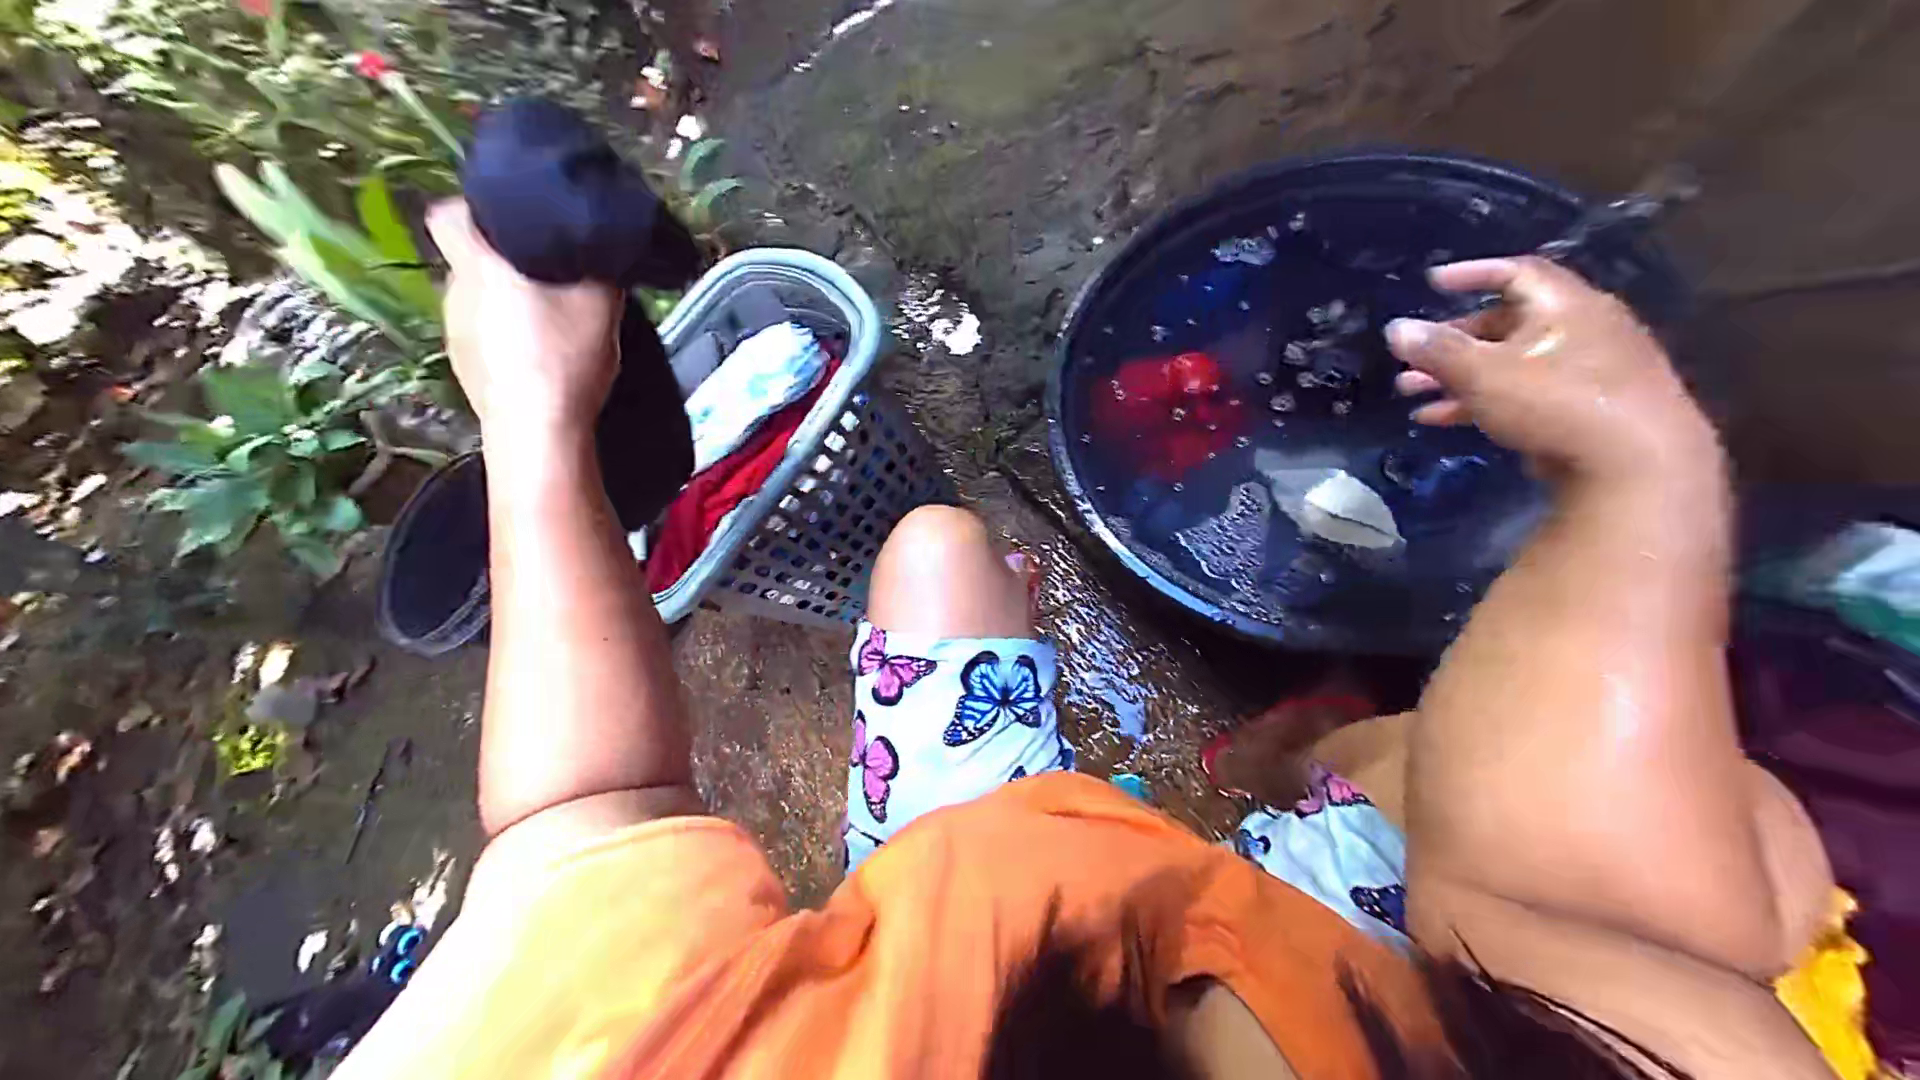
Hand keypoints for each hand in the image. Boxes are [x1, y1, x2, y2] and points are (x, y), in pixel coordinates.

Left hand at [427, 199, 620, 447]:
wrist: (538, 429)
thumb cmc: (563, 358)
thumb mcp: (600, 308)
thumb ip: (599, 272)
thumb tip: (601, 253)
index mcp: (481, 266)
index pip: (446, 215)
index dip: (471, 211)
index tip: (505, 223)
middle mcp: (456, 293)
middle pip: (472, 263)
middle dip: (504, 267)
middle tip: (550, 281)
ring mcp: (456, 333)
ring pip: (479, 303)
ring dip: (506, 306)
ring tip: (550, 327)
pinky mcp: (464, 367)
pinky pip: (483, 339)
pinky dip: (506, 342)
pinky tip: (538, 360)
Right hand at [1385, 256, 1719, 486]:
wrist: (1633, 464)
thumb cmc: (1554, 403)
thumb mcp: (1483, 374)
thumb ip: (1437, 350)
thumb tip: (1396, 327)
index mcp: (1566, 308)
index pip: (1518, 273)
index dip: (1473, 273)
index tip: (1433, 283)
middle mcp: (1581, 329)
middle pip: (1505, 323)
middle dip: (1450, 340)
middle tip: (1411, 355)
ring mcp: (1584, 369)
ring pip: (1507, 361)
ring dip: (1455, 374)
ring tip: (1410, 391)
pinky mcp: (1580, 406)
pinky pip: (1519, 391)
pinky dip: (1478, 399)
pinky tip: (1437, 418)